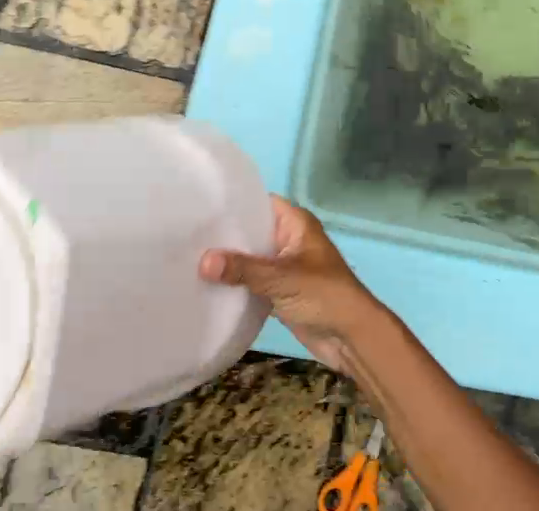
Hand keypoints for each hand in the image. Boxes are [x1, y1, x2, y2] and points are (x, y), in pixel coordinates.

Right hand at [198, 195, 385, 370]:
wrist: (350, 337)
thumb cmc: (323, 294)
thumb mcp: (281, 278)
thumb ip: (243, 269)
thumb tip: (202, 261)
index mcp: (295, 223)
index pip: (259, 202)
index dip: (233, 204)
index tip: (200, 208)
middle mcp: (289, 239)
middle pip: (252, 231)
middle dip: (225, 237)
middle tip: (187, 236)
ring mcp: (285, 266)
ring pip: (251, 258)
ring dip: (229, 263)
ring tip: (189, 259)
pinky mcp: (280, 291)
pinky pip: (253, 281)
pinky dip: (236, 284)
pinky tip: (207, 285)